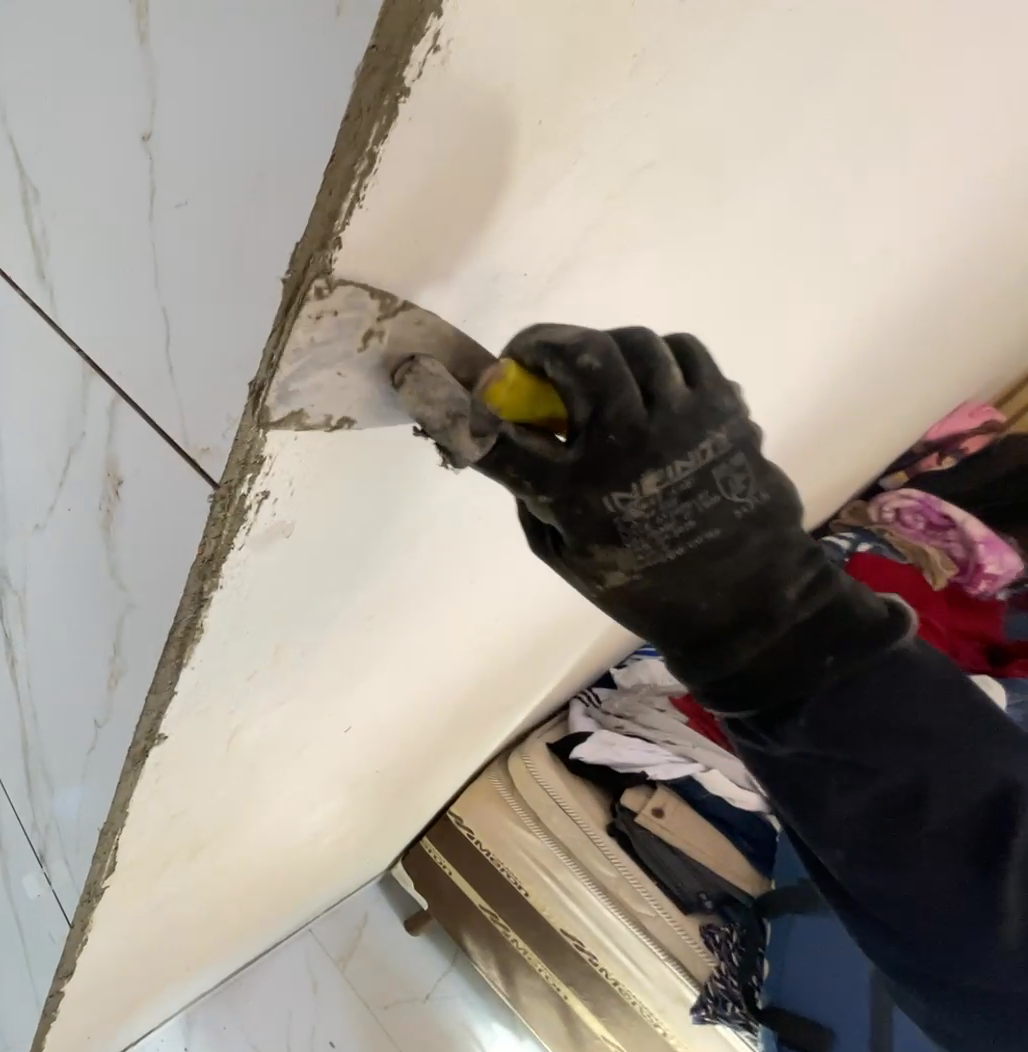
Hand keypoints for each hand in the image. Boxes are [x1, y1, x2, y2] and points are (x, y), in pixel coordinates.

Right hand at [468, 326, 908, 710]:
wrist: (744, 597)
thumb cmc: (632, 580)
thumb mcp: (555, 544)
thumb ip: (530, 485)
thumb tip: (520, 430)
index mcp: (573, 492)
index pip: (494, 437)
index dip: (447, 402)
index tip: (416, 375)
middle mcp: (627, 446)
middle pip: (581, 356)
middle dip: (540, 343)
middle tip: (525, 356)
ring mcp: (685, 421)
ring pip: (633, 343)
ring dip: (594, 348)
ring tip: (585, 372)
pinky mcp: (727, 409)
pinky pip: (681, 352)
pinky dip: (648, 356)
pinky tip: (638, 383)